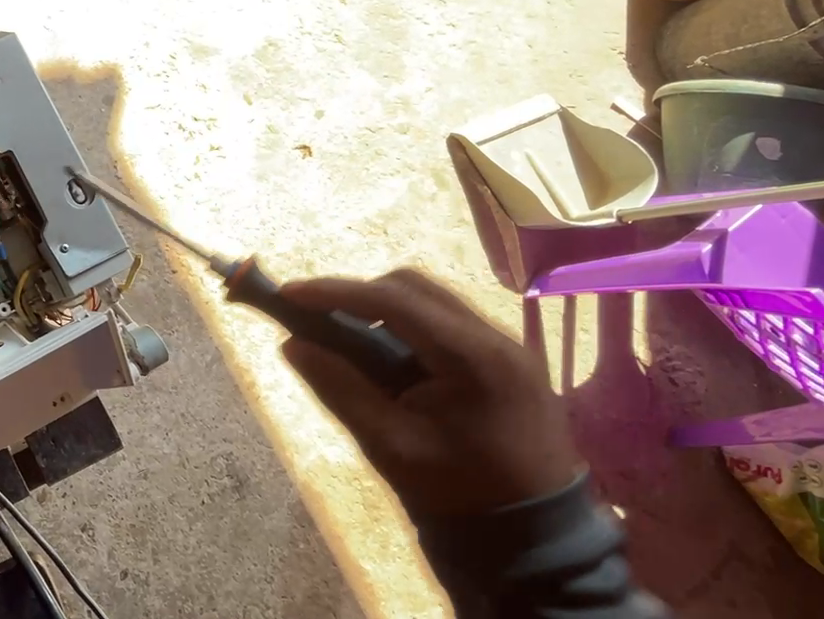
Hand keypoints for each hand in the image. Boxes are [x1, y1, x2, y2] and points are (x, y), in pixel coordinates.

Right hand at [280, 269, 580, 517]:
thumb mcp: (387, 443)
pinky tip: (389, 353)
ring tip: (350, 336)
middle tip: (319, 318)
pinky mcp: (507, 360)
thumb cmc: (458, 492)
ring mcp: (507, 348)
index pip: (391, 300)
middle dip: (358, 294)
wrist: (536, 537)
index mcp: (472, 358)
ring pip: (429, 299)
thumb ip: (338, 387)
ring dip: (383, 307)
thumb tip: (291, 344)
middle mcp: (496, 339)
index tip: (288, 292)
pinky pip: (445, 320)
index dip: (334, 291)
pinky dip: (407, 323)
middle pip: (412, 287)